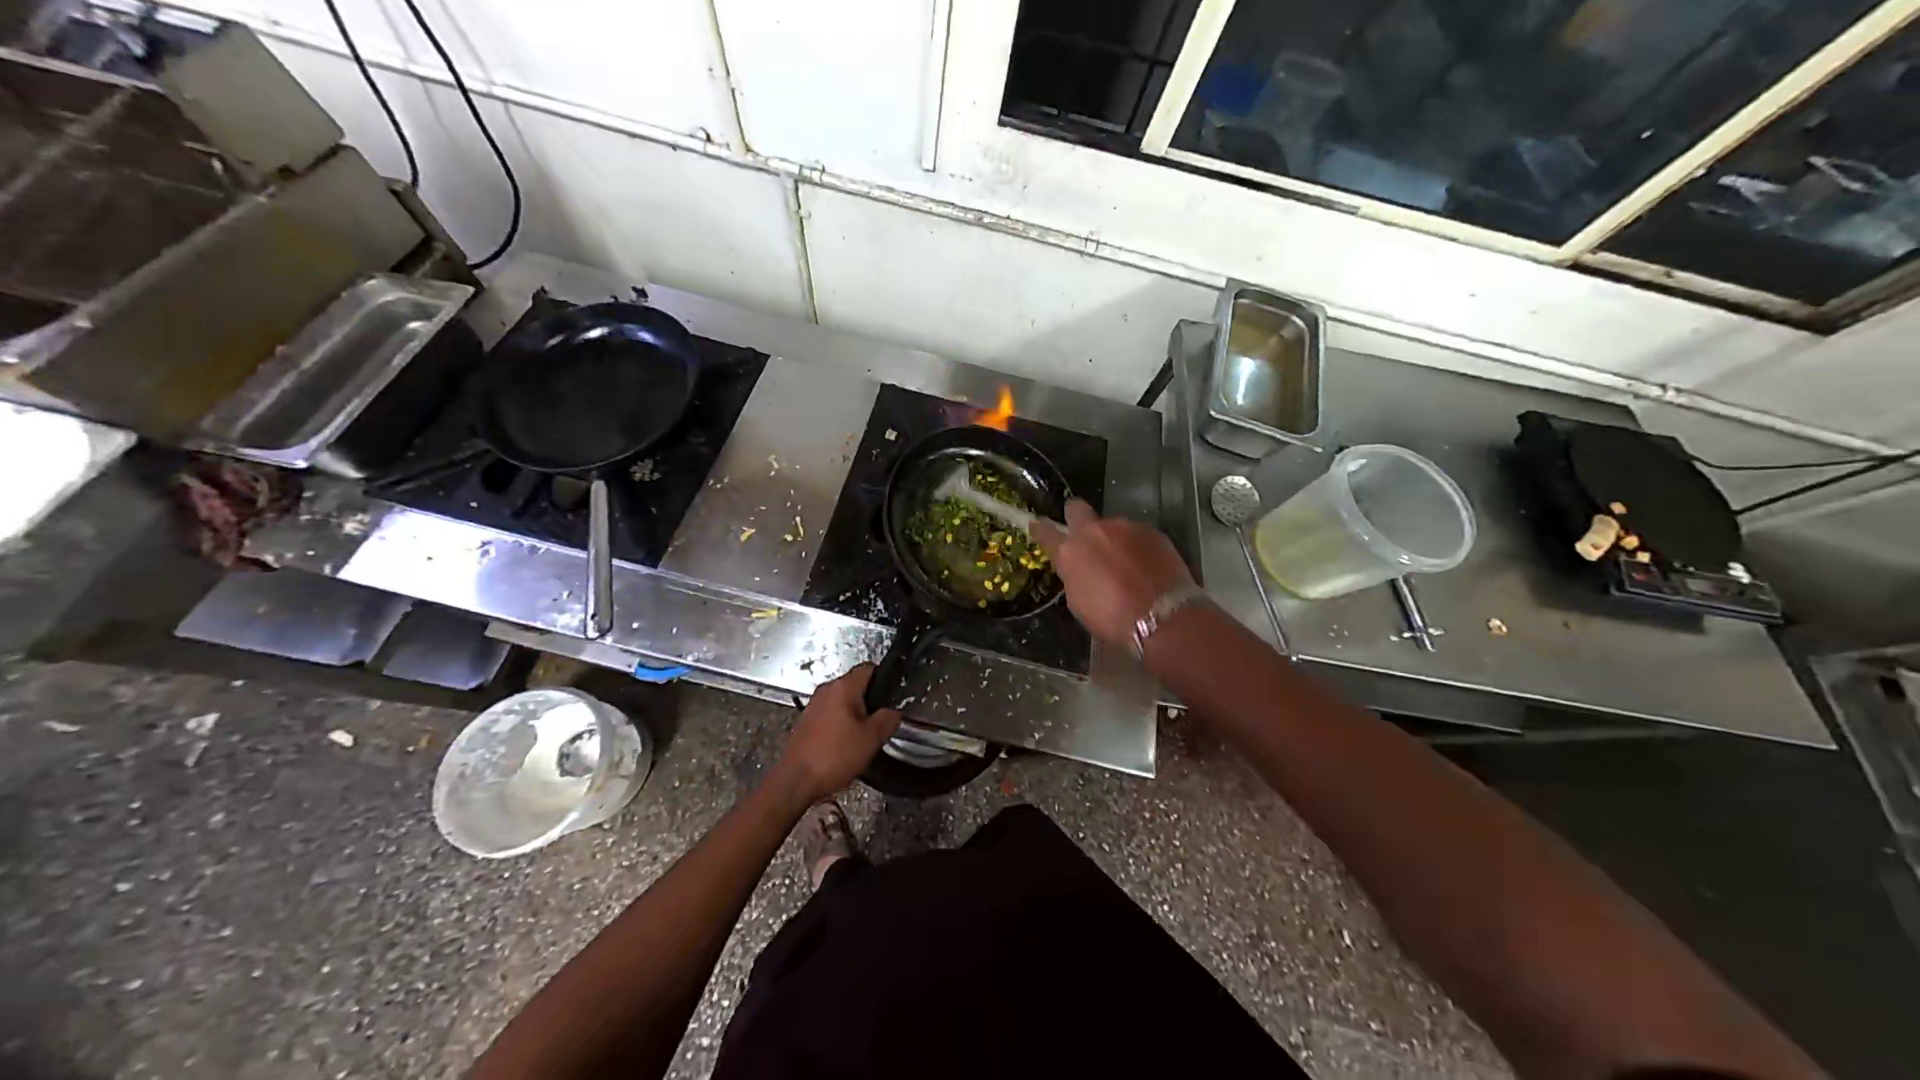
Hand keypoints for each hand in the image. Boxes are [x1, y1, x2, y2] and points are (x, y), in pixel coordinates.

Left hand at [772, 665, 901, 801]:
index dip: (885, 679)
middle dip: (871, 702)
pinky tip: (847, 745)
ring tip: (866, 737)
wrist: (796, 780)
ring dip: (857, 715)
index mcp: (843, 687)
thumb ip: (888, 719)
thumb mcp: (872, 738)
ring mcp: (814, 706)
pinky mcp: (807, 722)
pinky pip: (832, 715)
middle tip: (883, 723)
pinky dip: (842, 725)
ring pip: (844, 702)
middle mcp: (826, 690)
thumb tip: (894, 712)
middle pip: (856, 685)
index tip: (894, 698)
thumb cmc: (835, 755)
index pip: (869, 668)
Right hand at [1031, 499, 1195, 646]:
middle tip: (1085, 535)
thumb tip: (1079, 567)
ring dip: (1114, 539)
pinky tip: (1146, 566)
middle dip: (1077, 517)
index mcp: (1070, 552)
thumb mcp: (1079, 603)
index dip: (1041, 530)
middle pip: (1078, 509)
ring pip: (1112, 526)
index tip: (1037, 526)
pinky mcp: (1153, 531)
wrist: (1164, 617)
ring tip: (1127, 564)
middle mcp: (1095, 531)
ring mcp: (1126, 527)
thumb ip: (1075, 575)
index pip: (1046, 532)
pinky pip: (1137, 535)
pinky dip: (1137, 547)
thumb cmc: (1113, 620)